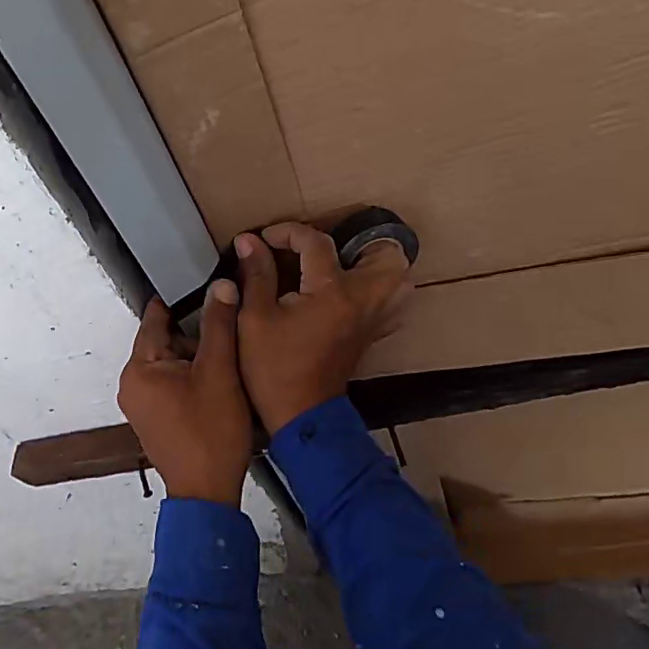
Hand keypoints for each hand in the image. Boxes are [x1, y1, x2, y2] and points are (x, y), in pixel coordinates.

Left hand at [116, 282, 250, 505]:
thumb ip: (218, 324)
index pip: (156, 317)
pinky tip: (222, 376)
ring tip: (231, 351)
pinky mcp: (157, 416)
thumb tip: (221, 285)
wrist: (208, 494)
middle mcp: (133, 383)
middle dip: (197, 331)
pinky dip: (196, 374)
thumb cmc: (210, 432)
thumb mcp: (219, 371)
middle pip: (167, 339)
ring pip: (174, 360)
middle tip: (230, 322)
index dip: (183, 298)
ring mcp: (143, 402)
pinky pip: (175, 381)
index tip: (208, 282)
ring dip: (200, 354)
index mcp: (138, 369)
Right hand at [234, 223, 414, 433]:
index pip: (316, 241)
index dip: (287, 232)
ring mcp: (374, 317)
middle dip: (353, 241)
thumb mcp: (255, 319)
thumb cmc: (274, 369)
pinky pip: (394, 301)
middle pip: (385, 252)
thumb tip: (249, 240)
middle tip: (320, 249)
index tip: (264, 239)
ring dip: (374, 262)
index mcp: (332, 292)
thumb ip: (256, 274)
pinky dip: (380, 288)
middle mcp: (363, 299)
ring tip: (340, 264)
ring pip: (399, 276)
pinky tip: (351, 291)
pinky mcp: (374, 332)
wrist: (302, 416)